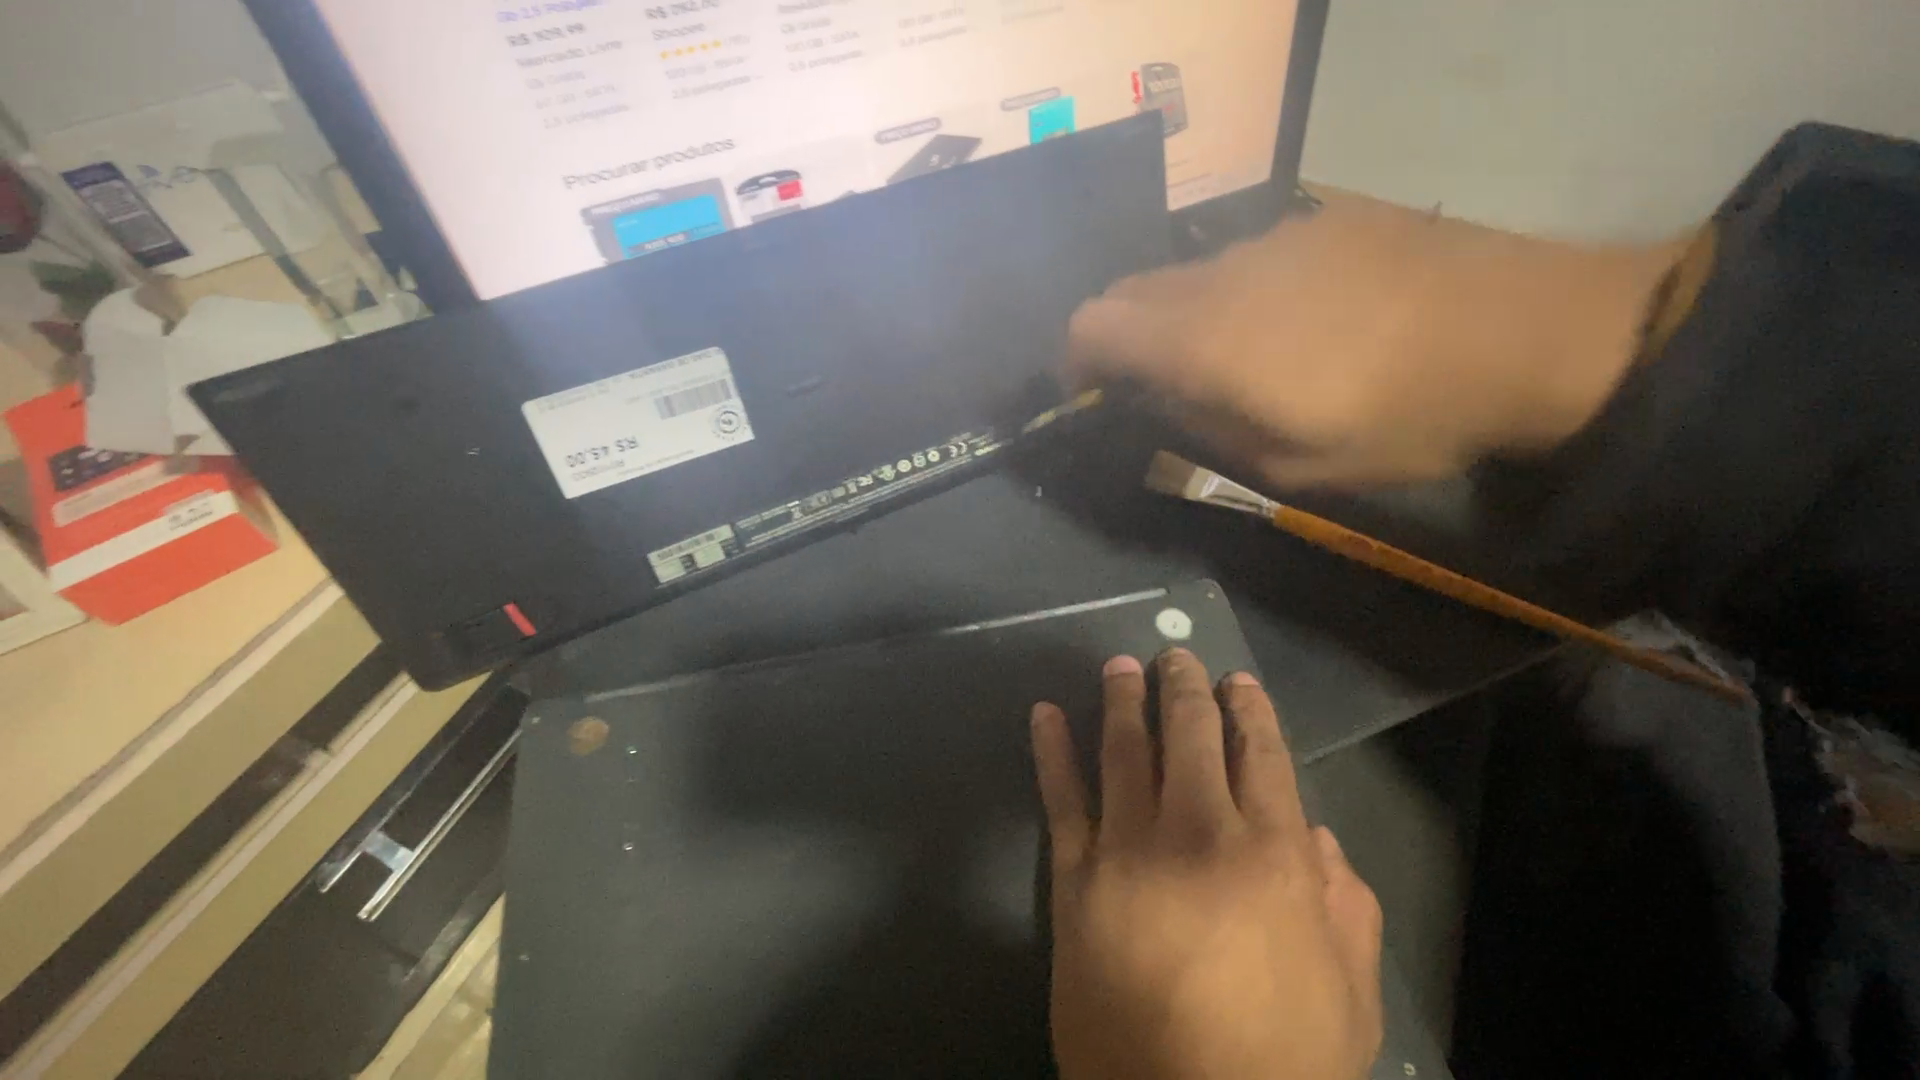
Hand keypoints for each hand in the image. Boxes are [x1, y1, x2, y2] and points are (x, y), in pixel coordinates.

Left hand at [1031, 651, 1382, 1079]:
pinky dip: (1051, 749)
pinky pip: (1062, 796)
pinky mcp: (1076, 874)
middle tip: (1175, 656)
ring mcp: (1130, 846)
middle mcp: (1199, 831)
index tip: (1236, 680)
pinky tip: (1045, 712)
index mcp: (1275, 853)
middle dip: (1185, 688)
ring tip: (1120, 666)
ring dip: (1123, 700)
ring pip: (1126, 749)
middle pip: (1192, 736)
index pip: (1262, 755)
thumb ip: (1346, 907)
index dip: (1250, 710)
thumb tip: (1320, 839)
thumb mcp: (1348, 992)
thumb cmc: (1277, 1057)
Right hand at [1067, 195, 1687, 487]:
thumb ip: (1206, 433)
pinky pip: (1247, 257)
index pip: (1091, 325)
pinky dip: (1239, 292)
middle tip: (1159, 385)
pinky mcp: (1320, 221)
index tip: (1095, 396)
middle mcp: (1220, 276)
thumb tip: (1163, 407)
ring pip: (1189, 273)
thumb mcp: (1291, 463)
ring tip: (1240, 358)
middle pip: (1130, 290)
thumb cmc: (1403, 419)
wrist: (1530, 333)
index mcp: (1203, 340)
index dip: (1076, 361)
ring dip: (1184, 316)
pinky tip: (1302, 322)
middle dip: (1123, 338)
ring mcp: (1272, 240)